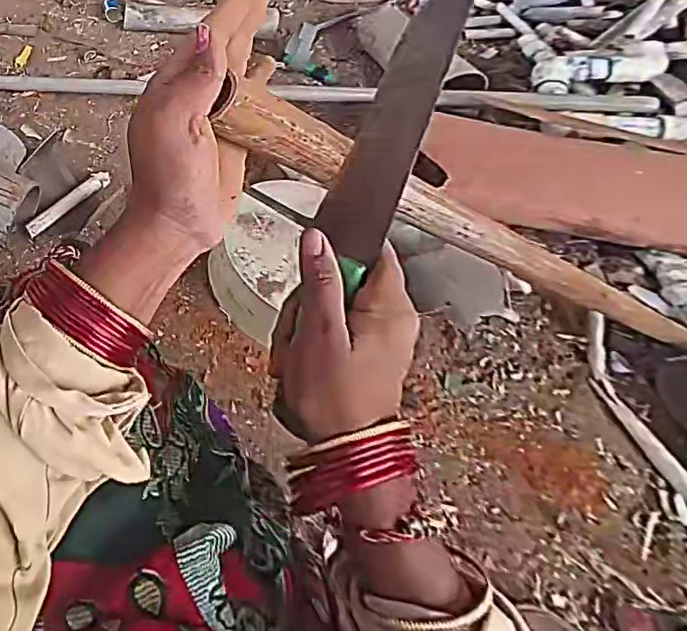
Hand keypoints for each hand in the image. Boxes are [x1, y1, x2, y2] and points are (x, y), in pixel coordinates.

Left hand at [122, 0, 275, 254]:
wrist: (176, 223)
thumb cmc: (168, 181)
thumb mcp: (176, 126)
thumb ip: (194, 82)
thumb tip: (208, 38)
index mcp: (173, 87)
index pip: (208, 35)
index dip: (234, 6)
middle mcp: (189, 94)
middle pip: (221, 42)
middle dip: (242, 12)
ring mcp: (208, 112)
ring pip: (233, 65)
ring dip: (249, 37)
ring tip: (264, 14)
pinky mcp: (225, 133)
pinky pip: (244, 96)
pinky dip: (256, 76)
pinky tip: (266, 67)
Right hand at [270, 229, 418, 442]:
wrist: (343, 450)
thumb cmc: (333, 393)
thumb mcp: (319, 331)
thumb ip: (320, 281)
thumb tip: (317, 237)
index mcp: (391, 308)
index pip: (374, 251)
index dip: (339, 248)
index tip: (310, 262)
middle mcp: (392, 317)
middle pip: (341, 276)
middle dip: (308, 296)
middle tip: (297, 325)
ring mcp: (378, 333)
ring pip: (328, 300)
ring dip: (302, 319)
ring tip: (295, 348)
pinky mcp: (363, 347)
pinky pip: (330, 322)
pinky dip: (308, 334)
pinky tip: (298, 355)